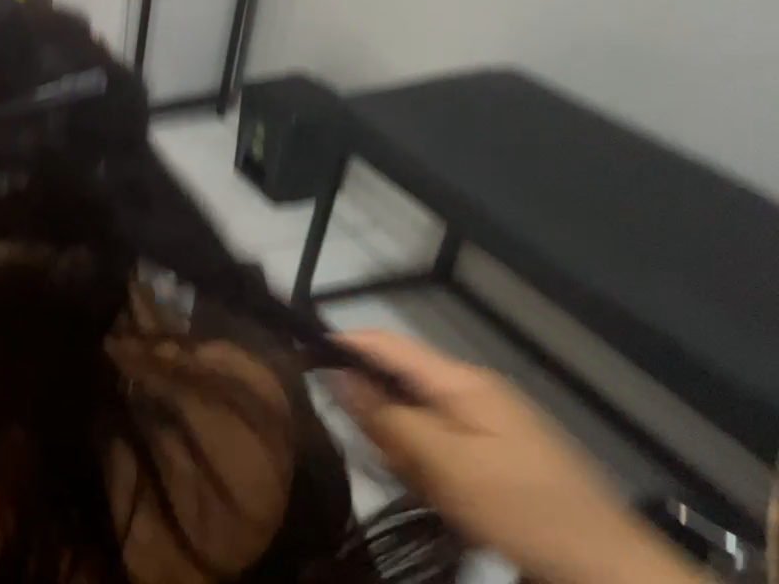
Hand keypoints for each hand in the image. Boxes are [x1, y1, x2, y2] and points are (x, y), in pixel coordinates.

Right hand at [334, 331, 704, 583]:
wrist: (609, 570)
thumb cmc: (518, 507)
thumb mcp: (441, 462)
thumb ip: (384, 414)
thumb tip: (332, 372)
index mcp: (460, 380)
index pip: (381, 341)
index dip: (337, 345)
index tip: (293, 362)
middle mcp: (471, 389)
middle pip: (395, 378)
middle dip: (372, 408)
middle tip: (365, 446)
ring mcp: (486, 421)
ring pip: (412, 412)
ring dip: (398, 440)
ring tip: (404, 475)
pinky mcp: (495, 451)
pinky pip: (436, 438)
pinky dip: (421, 458)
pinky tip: (428, 486)